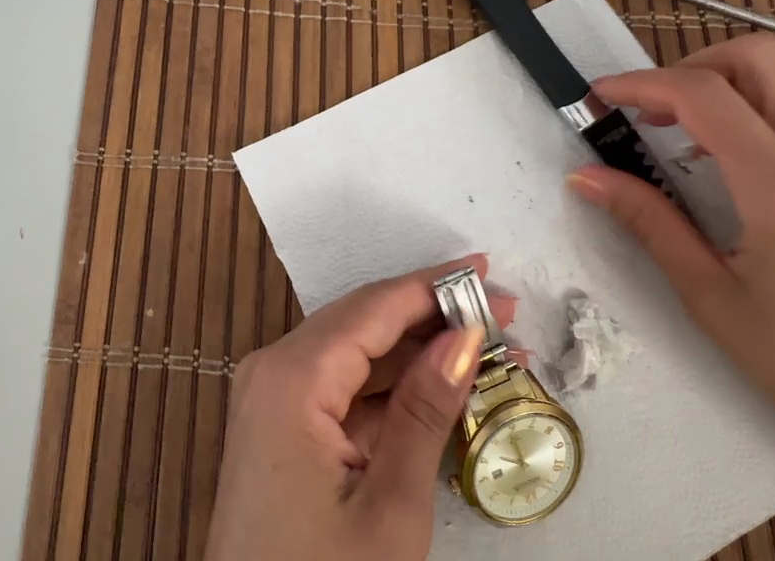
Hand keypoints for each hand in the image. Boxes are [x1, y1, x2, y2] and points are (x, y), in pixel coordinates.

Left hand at [203, 257, 508, 560]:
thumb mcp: (389, 505)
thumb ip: (425, 411)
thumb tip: (463, 336)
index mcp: (291, 377)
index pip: (373, 307)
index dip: (433, 285)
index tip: (488, 270)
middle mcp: (272, 371)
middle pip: (363, 322)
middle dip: (433, 314)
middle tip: (502, 311)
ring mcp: (272, 399)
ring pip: (356, 354)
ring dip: (418, 351)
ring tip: (488, 349)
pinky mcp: (279, 427)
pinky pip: (342, 389)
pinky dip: (392, 389)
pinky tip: (442, 390)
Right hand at [566, 34, 774, 472]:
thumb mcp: (716, 301)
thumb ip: (649, 223)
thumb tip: (585, 177)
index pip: (702, 95)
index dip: (641, 83)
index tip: (602, 96)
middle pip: (760, 55)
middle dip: (694, 64)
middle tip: (657, 108)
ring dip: (743, 73)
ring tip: (706, 119)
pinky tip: (763, 144)